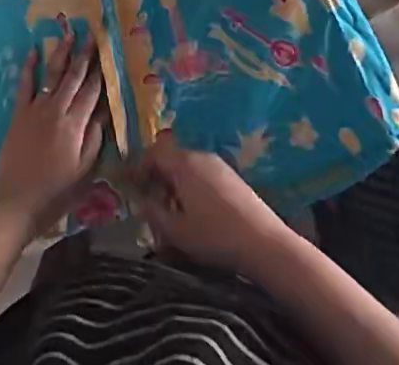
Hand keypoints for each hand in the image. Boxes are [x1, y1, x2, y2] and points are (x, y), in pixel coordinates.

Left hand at [0, 35, 104, 232]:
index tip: (108, 52)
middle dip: (85, 55)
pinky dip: (29, 66)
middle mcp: (57, 110)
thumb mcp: (84, 171)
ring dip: (61, 53)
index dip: (101, 71)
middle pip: (74, 77)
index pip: (92, 91)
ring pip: (52, 74)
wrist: (15, 200)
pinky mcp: (19, 113)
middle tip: (94, 35)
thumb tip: (104, 112)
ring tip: (69, 34)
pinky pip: (25, 84)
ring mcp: (36, 108)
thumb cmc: (55, 192)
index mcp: (75, 124)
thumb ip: (94, 139)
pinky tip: (33, 51)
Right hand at [132, 132, 296, 277]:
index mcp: (183, 163)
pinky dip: (193, 188)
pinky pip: (204, 175)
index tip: (133, 187)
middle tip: (152, 203)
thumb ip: (153, 213)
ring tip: (175, 212)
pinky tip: (198, 213)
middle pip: (171, 159)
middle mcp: (200, 156)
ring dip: (176, 185)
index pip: (153, 154)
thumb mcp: (176, 231)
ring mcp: (220, 165)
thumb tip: (144, 201)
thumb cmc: (215, 236)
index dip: (139, 169)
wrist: (265, 244)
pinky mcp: (234, 178)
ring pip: (188, 168)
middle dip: (158, 179)